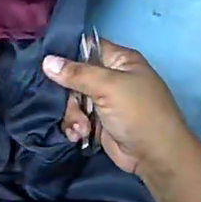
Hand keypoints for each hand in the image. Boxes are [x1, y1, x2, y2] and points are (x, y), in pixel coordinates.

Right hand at [43, 38, 194, 176]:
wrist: (154, 154)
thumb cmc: (138, 113)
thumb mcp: (108, 87)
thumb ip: (77, 74)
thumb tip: (46, 60)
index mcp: (120, 60)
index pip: (87, 47)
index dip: (67, 54)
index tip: (48, 65)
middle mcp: (112, 77)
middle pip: (75, 77)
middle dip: (70, 96)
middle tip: (75, 108)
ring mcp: (105, 101)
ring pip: (73, 100)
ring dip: (72, 115)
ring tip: (81, 129)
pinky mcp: (99, 122)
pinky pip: (77, 118)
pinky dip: (75, 127)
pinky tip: (79, 136)